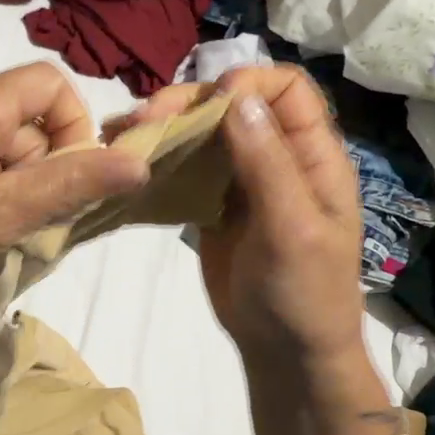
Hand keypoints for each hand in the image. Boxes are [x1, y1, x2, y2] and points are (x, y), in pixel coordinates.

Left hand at [0, 62, 149, 305]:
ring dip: (16, 180)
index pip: (49, 83)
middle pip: (29, 114)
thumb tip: (140, 163)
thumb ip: (73, 184)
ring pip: (5, 141)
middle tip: (21, 210)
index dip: (73, 125)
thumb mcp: (5, 213)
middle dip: (42, 162)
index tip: (64, 176)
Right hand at [116, 66, 364, 367]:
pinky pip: (185, 168)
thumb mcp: (293, 229)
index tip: (205, 102)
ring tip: (122, 133)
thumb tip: (236, 97)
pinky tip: (126, 161)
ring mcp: (239, 181)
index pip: (286, 90)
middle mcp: (276, 157)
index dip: (248, 83)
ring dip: (165, 126)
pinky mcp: (210, 204)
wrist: (284, 350)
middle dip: (188, 102)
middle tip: (141, 120)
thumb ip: (268, 164)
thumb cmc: (303, 292)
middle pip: (233, 104)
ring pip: (203, 132)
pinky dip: (156, 159)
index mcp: (312, 156)